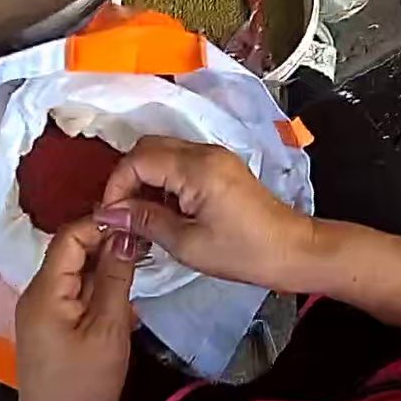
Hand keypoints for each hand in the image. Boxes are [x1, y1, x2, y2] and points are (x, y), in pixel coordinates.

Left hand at [13, 218, 139, 400]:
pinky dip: (95, 280)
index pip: (70, 236)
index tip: (137, 221)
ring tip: (138, 256)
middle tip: (143, 237)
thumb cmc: (84, 386)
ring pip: (72, 269)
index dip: (101, 223)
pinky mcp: (49, 324)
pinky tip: (121, 284)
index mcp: (44, 290)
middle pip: (69, 249)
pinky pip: (72, 288)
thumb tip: (125, 233)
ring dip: (102, 259)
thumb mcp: (109, 328)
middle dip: (104, 238)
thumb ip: (117, 276)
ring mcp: (40, 309)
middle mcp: (36, 293)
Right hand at [96, 137, 321, 291]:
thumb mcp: (187, 243)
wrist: (292, 250)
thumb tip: (109, 214)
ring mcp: (214, 155)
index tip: (111, 216)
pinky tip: (162, 209)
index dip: (116, 185)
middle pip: (148, 147)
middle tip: (122, 214)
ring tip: (140, 216)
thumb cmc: (242, 252)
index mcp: (196, 167)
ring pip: (163, 152)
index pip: (138, 159)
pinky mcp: (220, 165)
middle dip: (127, 178)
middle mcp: (204, 151)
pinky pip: (180, 161)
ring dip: (144, 178)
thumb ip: (145, 221)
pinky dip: (163, 179)